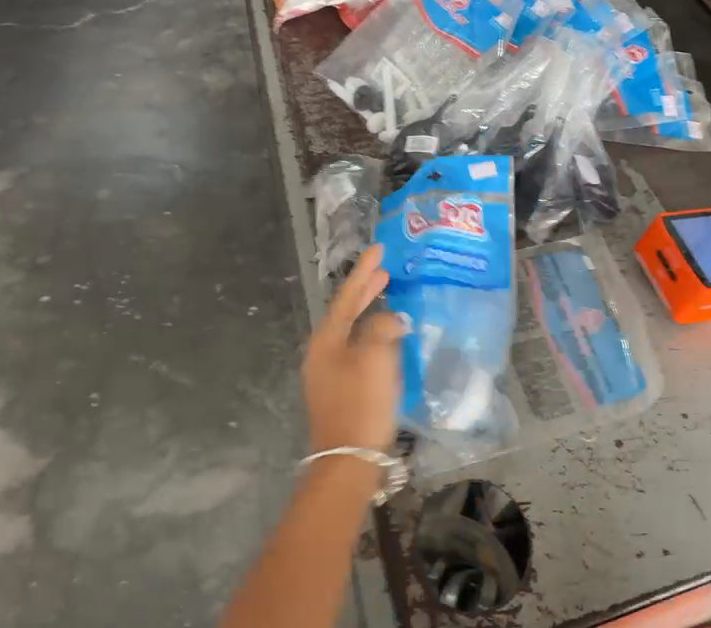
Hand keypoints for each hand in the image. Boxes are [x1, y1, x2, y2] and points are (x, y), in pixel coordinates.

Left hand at [303, 245, 407, 454]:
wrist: (348, 459)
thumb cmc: (361, 403)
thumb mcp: (375, 358)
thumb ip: (382, 328)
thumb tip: (389, 321)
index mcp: (326, 339)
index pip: (347, 295)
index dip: (363, 271)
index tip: (379, 249)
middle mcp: (321, 353)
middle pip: (345, 313)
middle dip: (365, 291)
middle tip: (385, 272)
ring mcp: (328, 374)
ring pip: (351, 332)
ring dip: (369, 314)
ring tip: (388, 300)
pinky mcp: (339, 392)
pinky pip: (357, 351)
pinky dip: (371, 337)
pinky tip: (388, 341)